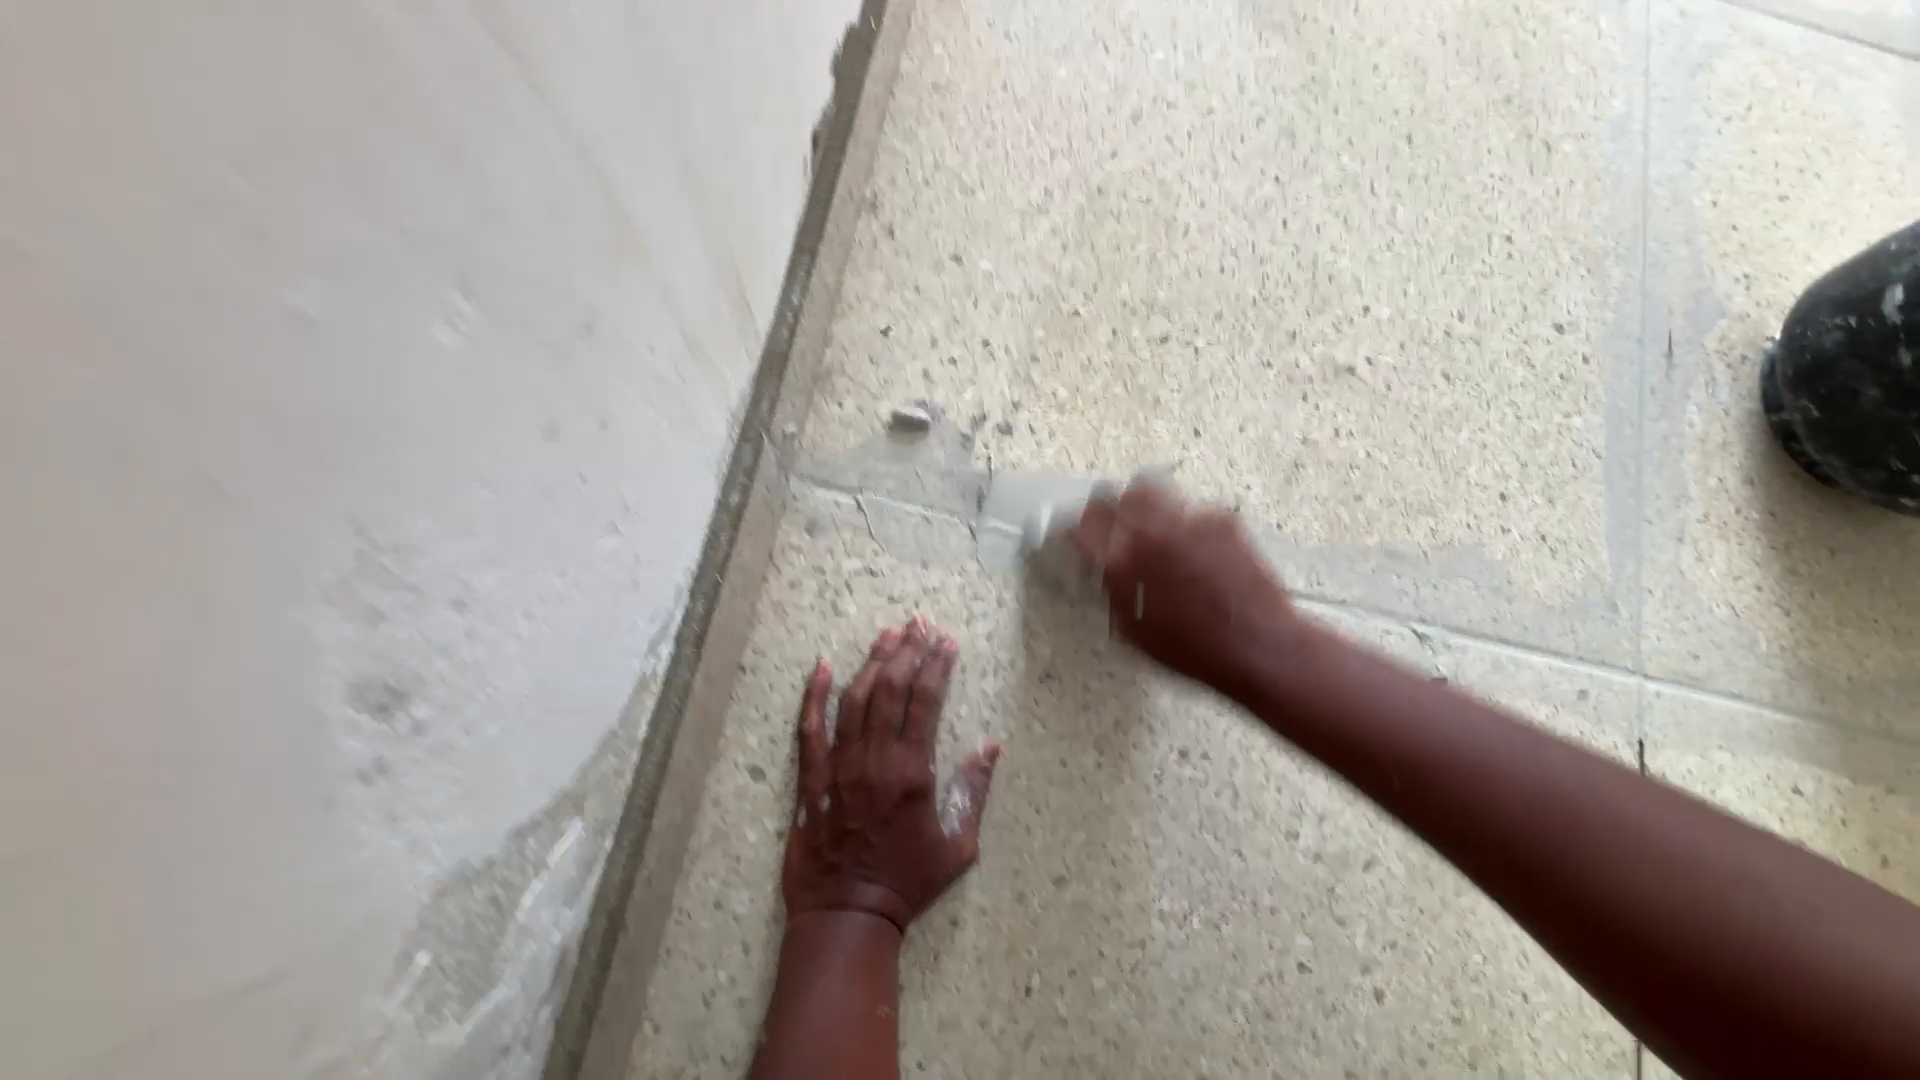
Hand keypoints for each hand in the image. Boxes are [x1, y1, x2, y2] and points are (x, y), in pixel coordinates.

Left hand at [783, 617, 1000, 932]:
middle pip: (890, 689)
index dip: (937, 666)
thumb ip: (974, 792)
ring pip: (854, 700)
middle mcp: (875, 759)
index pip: (926, 702)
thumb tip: (990, 746)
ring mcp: (838, 766)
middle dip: (907, 652)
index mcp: (913, 772)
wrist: (848, 912)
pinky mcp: (811, 779)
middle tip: (918, 624)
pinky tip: (823, 667)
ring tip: (886, 635)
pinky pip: (809, 728)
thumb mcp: (958, 845)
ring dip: (871, 663)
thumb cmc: (908, 882)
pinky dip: (815, 695)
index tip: (946, 641)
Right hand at [1070, 480, 1300, 696]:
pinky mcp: (1223, 521)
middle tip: (1122, 521)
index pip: (1083, 521)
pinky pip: (1197, 514)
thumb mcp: (1134, 629)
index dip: (1078, 524)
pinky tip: (1203, 556)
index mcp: (1121, 563)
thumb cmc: (1194, 651)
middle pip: (1122, 492)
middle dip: (1119, 503)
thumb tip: (1106, 568)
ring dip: (1157, 513)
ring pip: (1161, 496)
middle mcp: (1152, 533)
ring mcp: (1189, 521)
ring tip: (1169, 543)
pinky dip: (1194, 529)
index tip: (1080, 530)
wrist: (1258, 646)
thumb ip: (1114, 588)